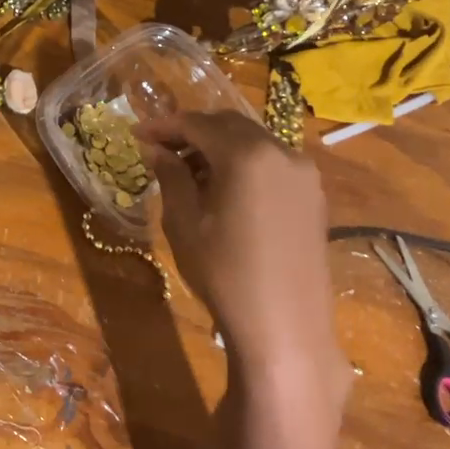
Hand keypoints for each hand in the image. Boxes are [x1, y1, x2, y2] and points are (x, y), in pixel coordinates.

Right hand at [136, 111, 343, 381]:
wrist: (284, 324)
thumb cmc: (224, 271)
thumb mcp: (184, 221)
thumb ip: (170, 176)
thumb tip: (157, 150)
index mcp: (246, 155)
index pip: (198, 124)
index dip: (163, 126)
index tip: (136, 135)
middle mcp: (282, 153)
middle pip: (230, 125)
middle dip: (192, 132)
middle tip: (159, 149)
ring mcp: (303, 175)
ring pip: (253, 142)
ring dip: (218, 147)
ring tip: (187, 172)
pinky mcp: (313, 196)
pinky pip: (271, 163)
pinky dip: (242, 163)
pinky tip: (221, 189)